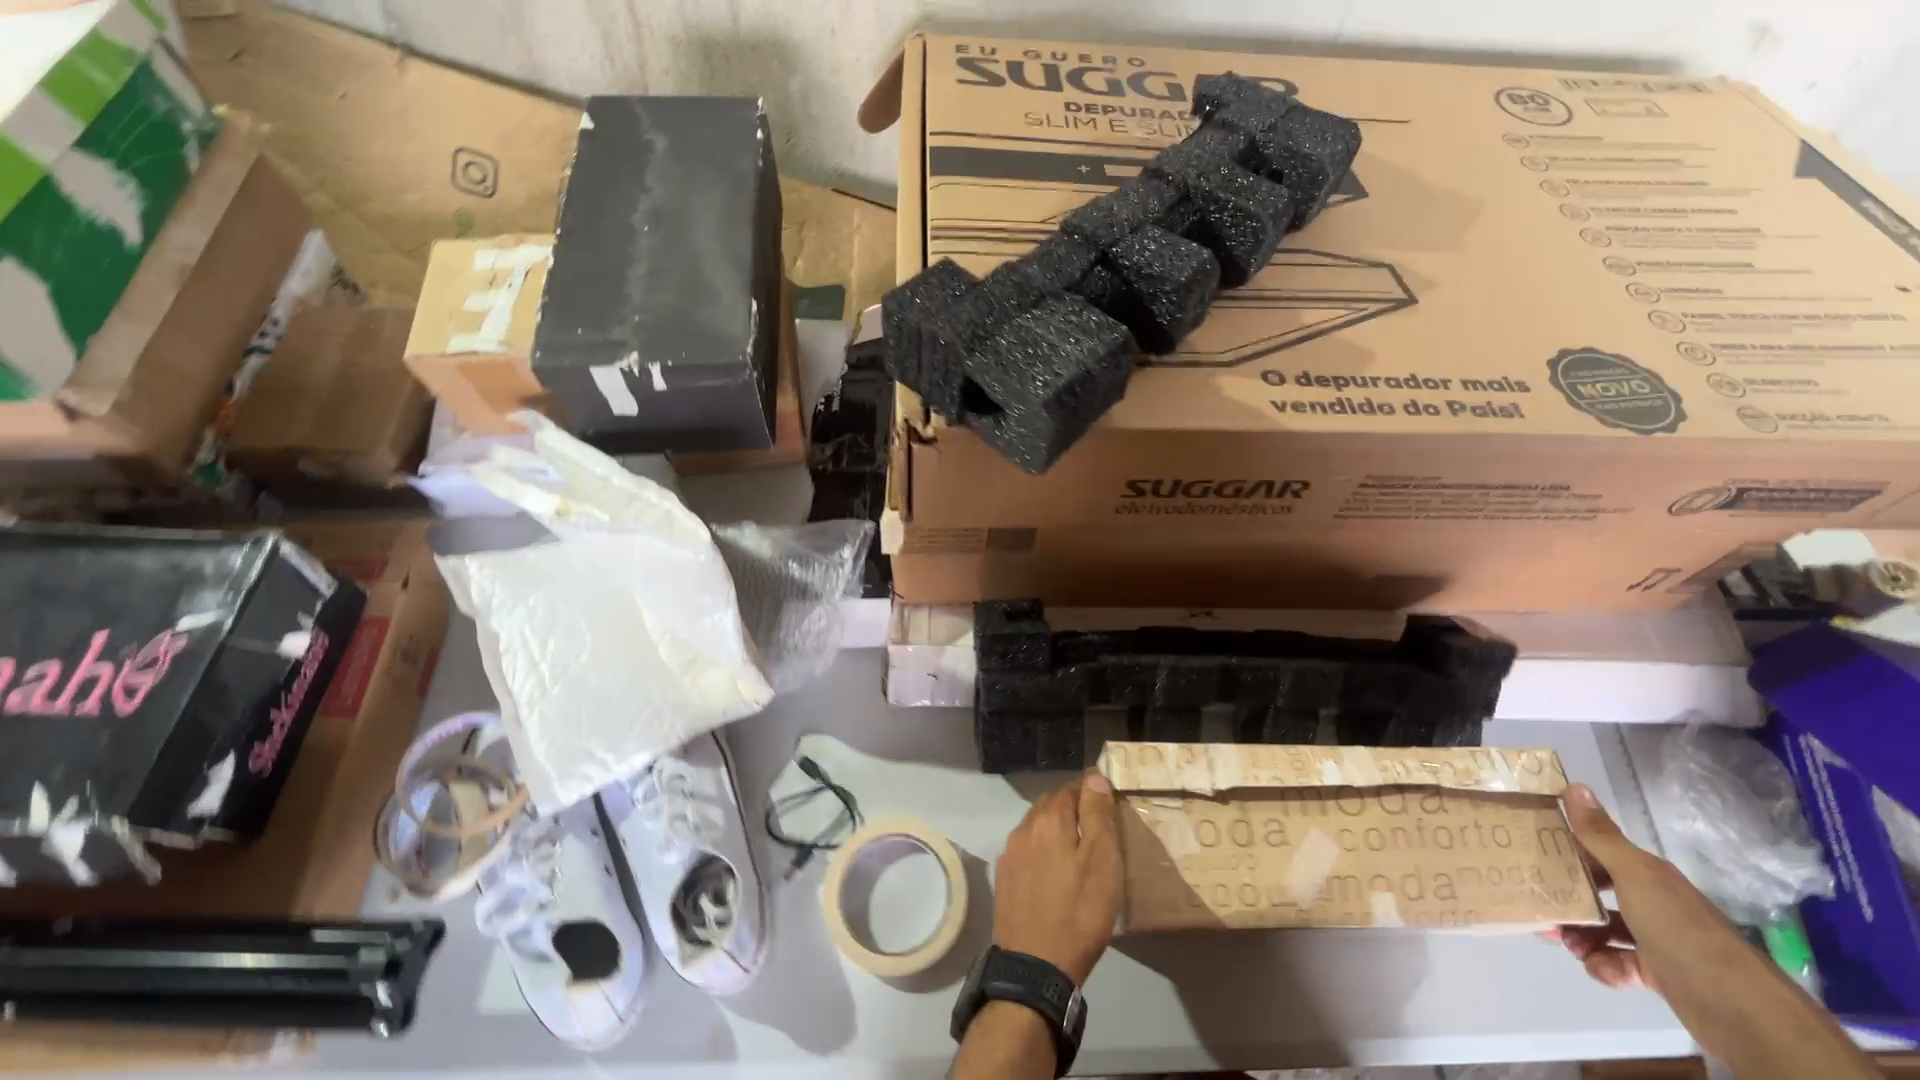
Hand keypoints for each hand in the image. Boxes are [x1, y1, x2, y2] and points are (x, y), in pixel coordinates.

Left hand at [992, 774, 1123, 984]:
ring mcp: (1010, 855)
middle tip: (1098, 827)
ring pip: (1037, 828)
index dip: (1092, 790)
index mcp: (1048, 819)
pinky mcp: (1004, 879)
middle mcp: (1023, 829)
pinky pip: (1027, 851)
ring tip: (1078, 850)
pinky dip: (1043, 852)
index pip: (1071, 787)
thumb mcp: (1102, 861)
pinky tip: (1055, 872)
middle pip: (1051, 805)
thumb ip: (1097, 814)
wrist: (1036, 965)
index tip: (1109, 802)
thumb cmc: (1079, 911)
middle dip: (1073, 808)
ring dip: (1056, 830)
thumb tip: (1093, 777)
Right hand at [1553, 784, 1881, 1079]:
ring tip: (1570, 945)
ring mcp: (1656, 939)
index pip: (1599, 853)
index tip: (1533, 857)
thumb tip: (1575, 785)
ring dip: (1580, 937)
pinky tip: (1608, 972)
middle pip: (1597, 893)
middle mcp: (1652, 902)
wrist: (1733, 1003)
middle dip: (1567, 901)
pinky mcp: (1657, 973)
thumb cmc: (1678, 928)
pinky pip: (1617, 964)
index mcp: (1647, 875)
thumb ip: (1601, 836)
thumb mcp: (1634, 876)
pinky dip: (1606, 967)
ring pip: (1603, 930)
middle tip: (1542, 908)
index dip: (1567, 852)